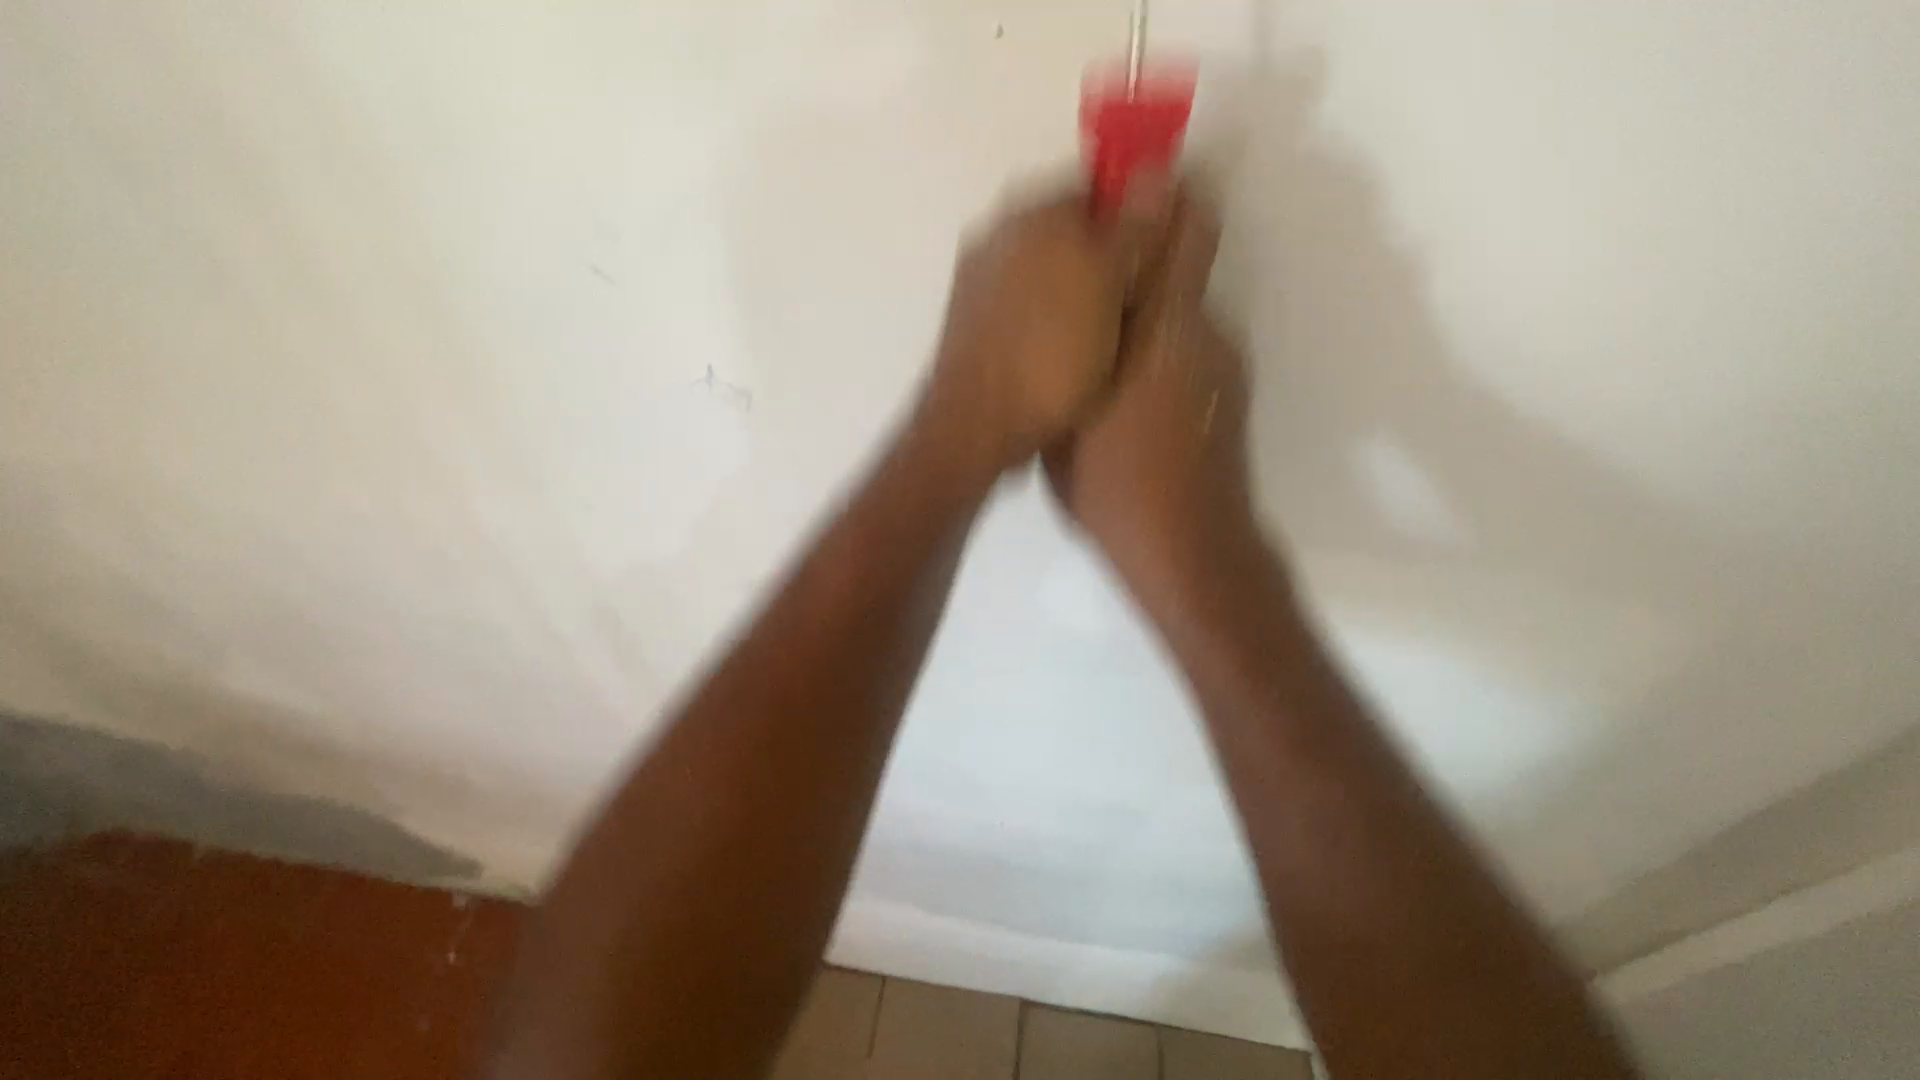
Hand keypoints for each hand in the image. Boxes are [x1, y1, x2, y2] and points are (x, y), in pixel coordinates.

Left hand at [917, 182, 1172, 477]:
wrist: (974, 426)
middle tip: (1139, 302)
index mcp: (1031, 212)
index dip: (1137, 218)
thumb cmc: (1050, 356)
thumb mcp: (1109, 286)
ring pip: (1046, 272)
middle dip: (1107, 259)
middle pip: (1070, 232)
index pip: (1097, 189)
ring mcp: (976, 280)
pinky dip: (1048, 320)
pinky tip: (1065, 355)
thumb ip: (1136, 228)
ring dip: (1077, 293)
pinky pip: (1023, 307)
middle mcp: (996, 233)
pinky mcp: (969, 324)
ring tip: (1106, 337)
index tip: (1159, 258)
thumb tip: (1162, 173)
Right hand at [1044, 188, 1257, 588]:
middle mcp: (1202, 330)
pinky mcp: (1230, 394)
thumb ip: (1074, 352)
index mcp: (1161, 324)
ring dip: (1149, 311)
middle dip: (1143, 256)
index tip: (1134, 178)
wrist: (1186, 547)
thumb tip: (1071, 313)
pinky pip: (1191, 348)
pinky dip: (1163, 350)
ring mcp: (1223, 362)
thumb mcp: (1068, 413)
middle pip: (1184, 263)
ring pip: (1184, 311)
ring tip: (1103, 347)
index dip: (1166, 193)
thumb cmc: (1110, 481)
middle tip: (1094, 277)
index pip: (1184, 228)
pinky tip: (1132, 394)